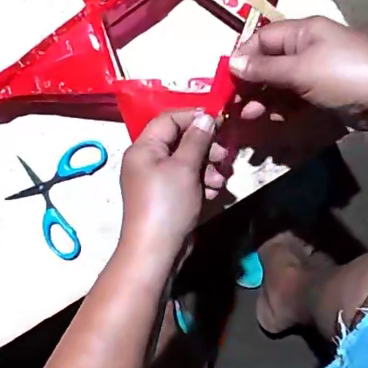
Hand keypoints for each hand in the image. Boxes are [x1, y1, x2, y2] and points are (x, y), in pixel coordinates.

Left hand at [119, 109, 224, 255]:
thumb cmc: (168, 204)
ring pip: (187, 162)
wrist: (155, 250)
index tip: (219, 123)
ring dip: (207, 168)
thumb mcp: (185, 167)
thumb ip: (196, 140)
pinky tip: (212, 194)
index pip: (169, 119)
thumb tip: (205, 117)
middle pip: (180, 140)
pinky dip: (201, 184)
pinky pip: (186, 180)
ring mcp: (156, 180)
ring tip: (218, 183)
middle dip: (205, 148)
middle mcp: (147, 160)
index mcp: (144, 148)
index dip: (194, 117)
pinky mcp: (166, 197)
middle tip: (223, 157)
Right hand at [229, 18, 367, 127]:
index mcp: (306, 31)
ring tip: (254, 118)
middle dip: (254, 85)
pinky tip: (277, 121)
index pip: (264, 38)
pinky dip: (287, 109)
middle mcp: (314, 47)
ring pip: (286, 84)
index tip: (229, 80)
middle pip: (273, 63)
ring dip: (267, 100)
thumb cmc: (342, 74)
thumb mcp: (299, 70)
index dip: (244, 57)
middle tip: (240, 107)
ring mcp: (324, 71)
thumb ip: (265, 68)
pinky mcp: (332, 93)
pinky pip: (302, 99)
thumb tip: (233, 62)